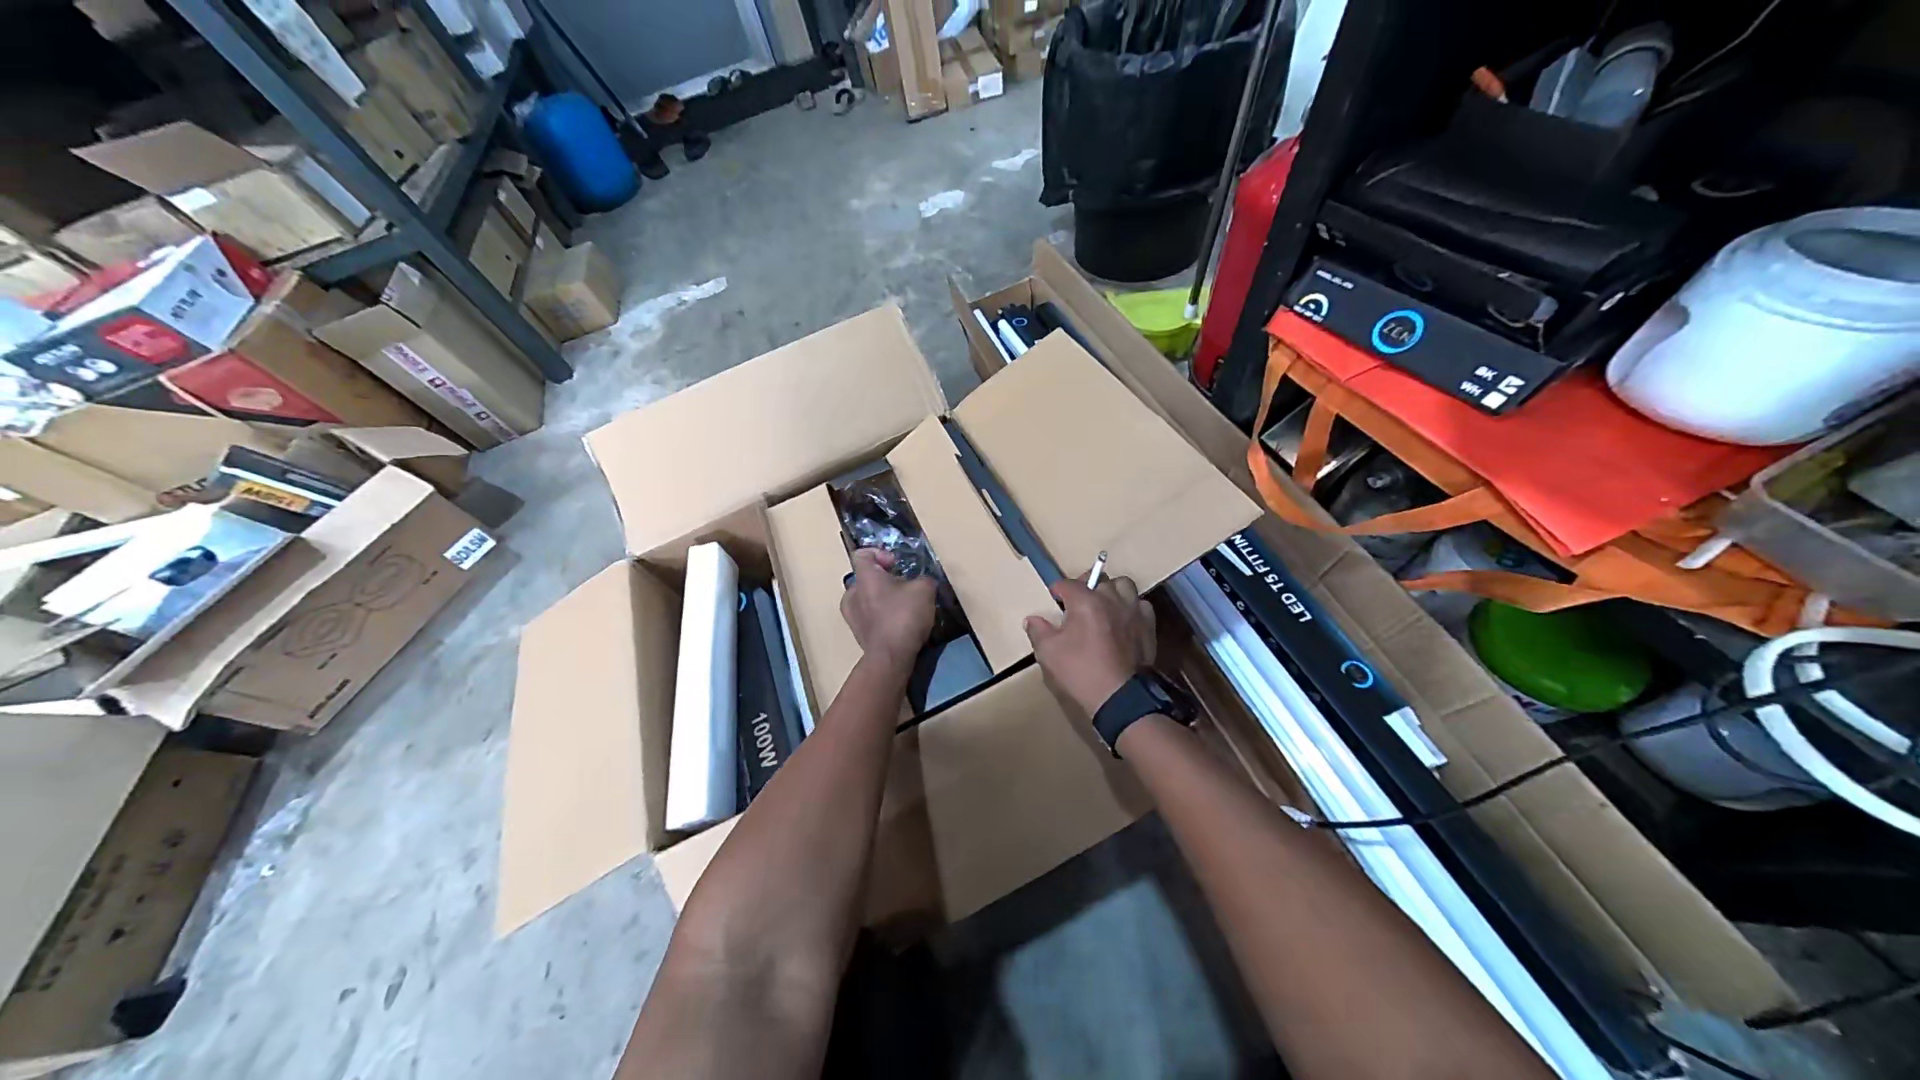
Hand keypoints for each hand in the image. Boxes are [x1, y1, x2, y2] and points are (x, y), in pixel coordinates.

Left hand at [840, 547, 936, 668]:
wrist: (891, 657)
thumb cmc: (904, 616)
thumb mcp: (925, 590)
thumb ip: (924, 580)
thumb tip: (922, 583)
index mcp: (864, 577)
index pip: (862, 554)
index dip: (879, 554)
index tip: (896, 564)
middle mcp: (852, 593)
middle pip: (866, 577)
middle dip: (885, 579)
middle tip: (904, 587)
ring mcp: (852, 616)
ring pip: (866, 598)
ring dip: (882, 598)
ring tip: (902, 607)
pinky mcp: (858, 634)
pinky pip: (869, 616)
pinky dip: (881, 615)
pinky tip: (898, 624)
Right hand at [1024, 576, 1155, 716]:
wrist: (1118, 696)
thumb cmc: (1080, 671)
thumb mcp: (1048, 652)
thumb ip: (1038, 631)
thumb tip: (1032, 620)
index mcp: (1085, 601)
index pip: (1068, 584)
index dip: (1058, 590)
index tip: (1054, 598)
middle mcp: (1111, 599)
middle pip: (1098, 580)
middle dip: (1086, 587)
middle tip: (1078, 603)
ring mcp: (1133, 611)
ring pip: (1124, 586)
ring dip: (1112, 591)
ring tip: (1105, 606)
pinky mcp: (1148, 626)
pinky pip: (1141, 606)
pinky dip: (1132, 608)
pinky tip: (1124, 621)